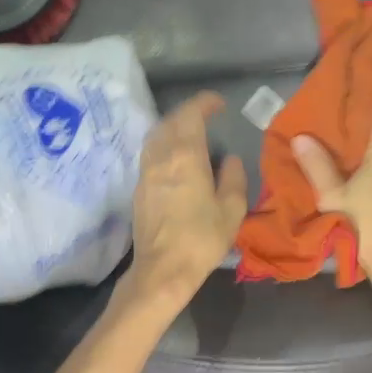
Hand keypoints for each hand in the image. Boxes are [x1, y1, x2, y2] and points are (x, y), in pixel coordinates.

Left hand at [122, 92, 247, 307]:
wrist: (162, 269)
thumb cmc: (201, 239)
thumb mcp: (231, 209)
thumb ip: (233, 177)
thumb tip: (228, 159)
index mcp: (185, 156)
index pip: (190, 115)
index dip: (204, 103)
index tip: (218, 103)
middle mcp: (160, 157)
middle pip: (170, 121)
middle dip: (188, 112)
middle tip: (206, 115)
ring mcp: (145, 173)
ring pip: (155, 136)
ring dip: (172, 127)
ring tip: (190, 133)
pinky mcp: (138, 189)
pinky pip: (150, 154)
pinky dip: (164, 145)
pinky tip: (175, 158)